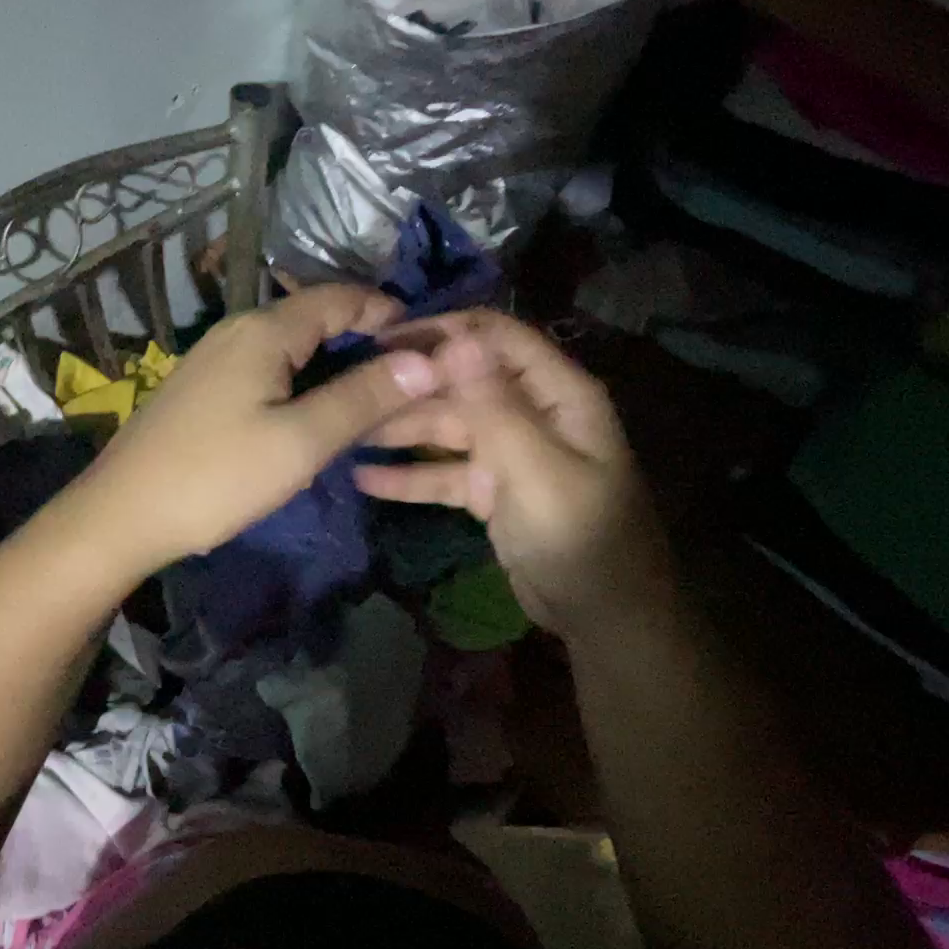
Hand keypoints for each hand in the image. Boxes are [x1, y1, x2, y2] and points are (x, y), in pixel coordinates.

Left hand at [69, 284, 441, 573]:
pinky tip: (311, 416)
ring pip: (289, 347)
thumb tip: (426, 361)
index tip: (428, 346)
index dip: (388, 313)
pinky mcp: (200, 386)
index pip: (341, 297)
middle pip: (314, 319)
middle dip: (364, 341)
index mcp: (264, 330)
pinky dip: (299, 382)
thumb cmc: (216, 477)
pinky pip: (264, 368)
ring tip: (370, 402)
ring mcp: (212, 357)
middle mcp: (236, 329)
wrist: (121, 514)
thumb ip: (363, 398)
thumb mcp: (300, 441)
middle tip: (407, 382)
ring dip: (332, 365)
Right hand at [354, 310, 676, 640]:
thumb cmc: (578, 536)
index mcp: (557, 394)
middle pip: (462, 383)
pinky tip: (364, 478)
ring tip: (345, 433)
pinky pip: (444, 473)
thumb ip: (493, 404)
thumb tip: (457, 338)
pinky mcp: (491, 490)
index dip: (441, 332)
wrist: (604, 617)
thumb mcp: (535, 467)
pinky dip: (410, 477)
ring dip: (401, 430)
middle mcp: (531, 413)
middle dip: (410, 387)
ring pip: (447, 428)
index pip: (495, 338)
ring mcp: (510, 453)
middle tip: (350, 390)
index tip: (381, 339)